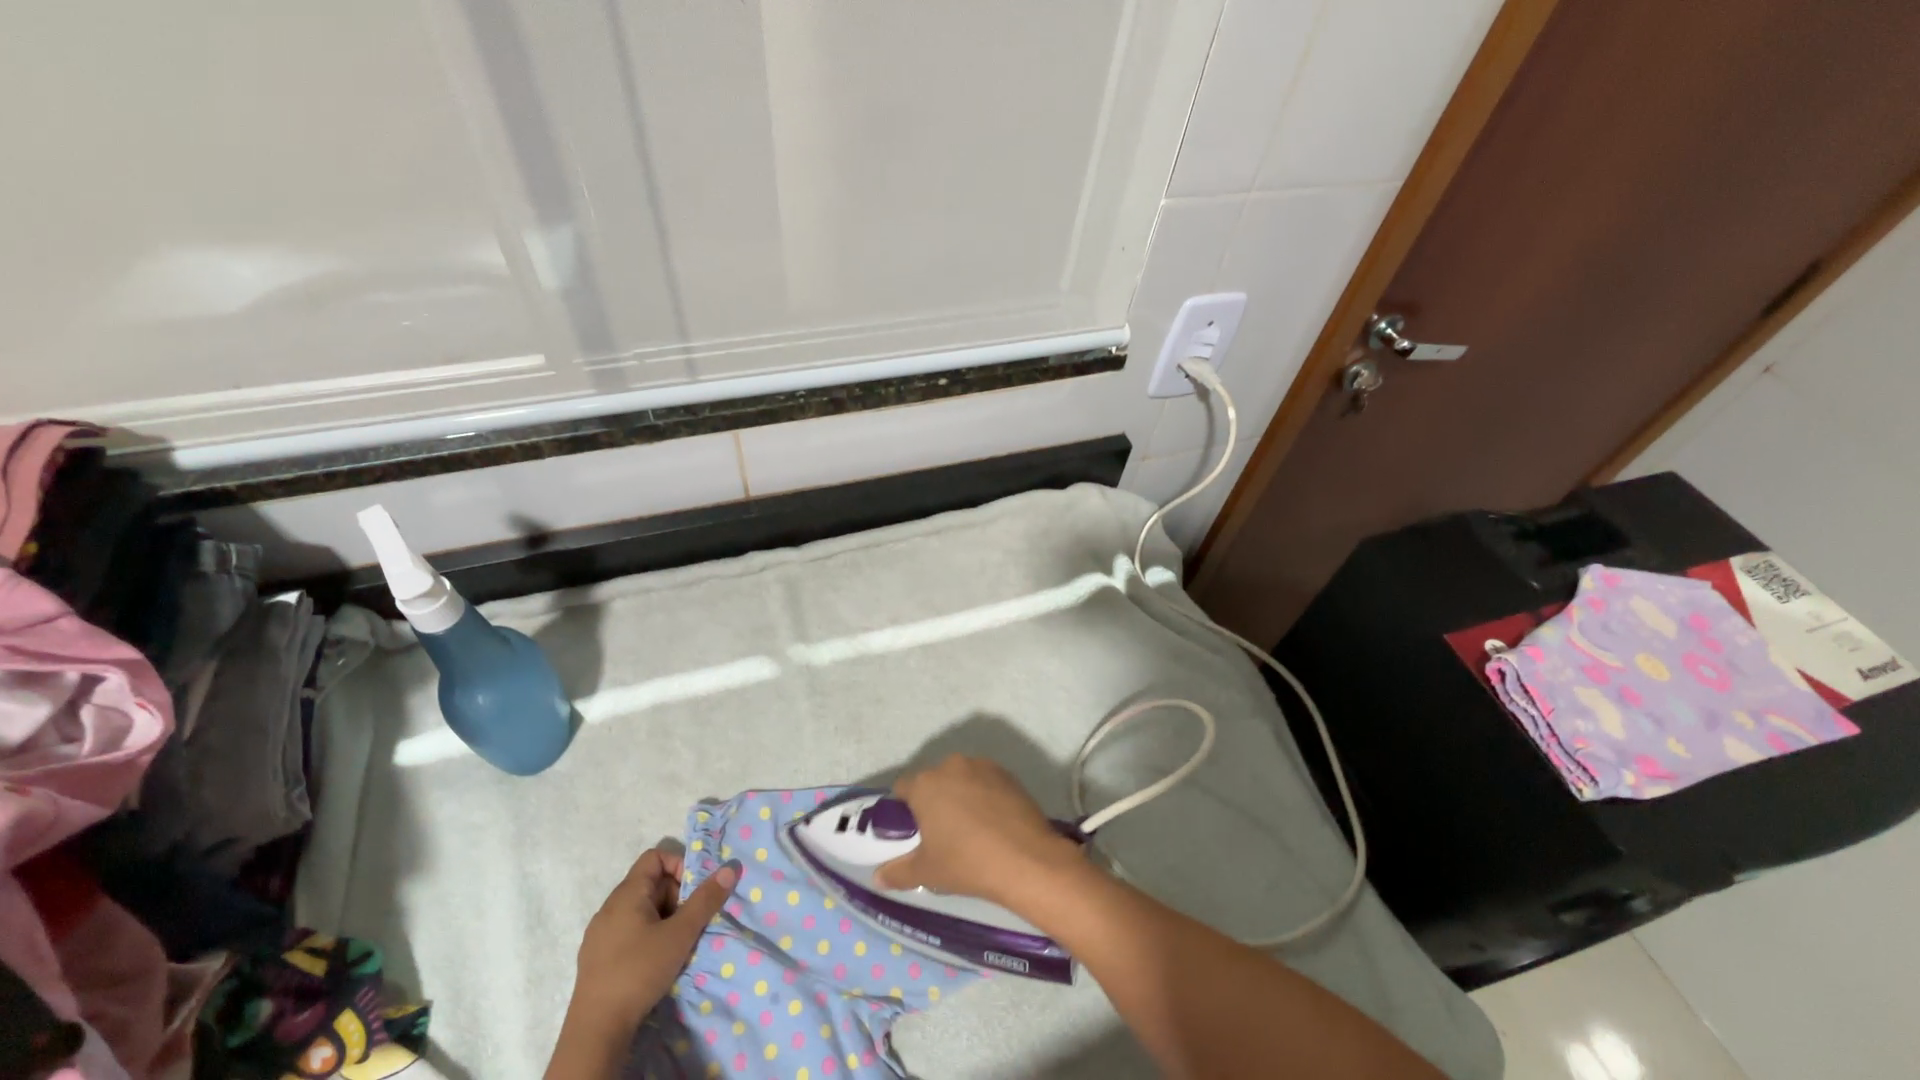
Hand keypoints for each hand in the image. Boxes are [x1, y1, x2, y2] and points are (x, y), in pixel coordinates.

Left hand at [570, 847, 740, 1029]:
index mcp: (626, 894)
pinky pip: (629, 931)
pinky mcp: (598, 956)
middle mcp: (610, 907)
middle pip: (650, 884)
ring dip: (665, 919)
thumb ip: (705, 900)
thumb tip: (729, 868)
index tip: (694, 893)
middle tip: (690, 924)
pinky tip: (656, 962)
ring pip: (641, 910)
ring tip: (676, 945)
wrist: (598, 1026)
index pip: (655, 857)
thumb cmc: (640, 970)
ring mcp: (600, 932)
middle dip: (676, 897)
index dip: (679, 866)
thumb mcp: (680, 934)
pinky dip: (649, 936)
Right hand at [872, 755, 1083, 907]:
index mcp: (925, 784)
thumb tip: (877, 878)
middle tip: (940, 834)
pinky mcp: (1008, 775)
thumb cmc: (966, 863)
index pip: (902, 789)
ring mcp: (983, 767)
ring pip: (960, 779)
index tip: (912, 833)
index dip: (903, 811)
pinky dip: (983, 797)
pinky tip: (992, 823)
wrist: (1027, 860)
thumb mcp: (926, 872)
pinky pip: (985, 783)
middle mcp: (951, 766)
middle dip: (932, 801)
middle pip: (932, 781)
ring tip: (970, 829)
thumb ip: (896, 872)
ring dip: (959, 796)